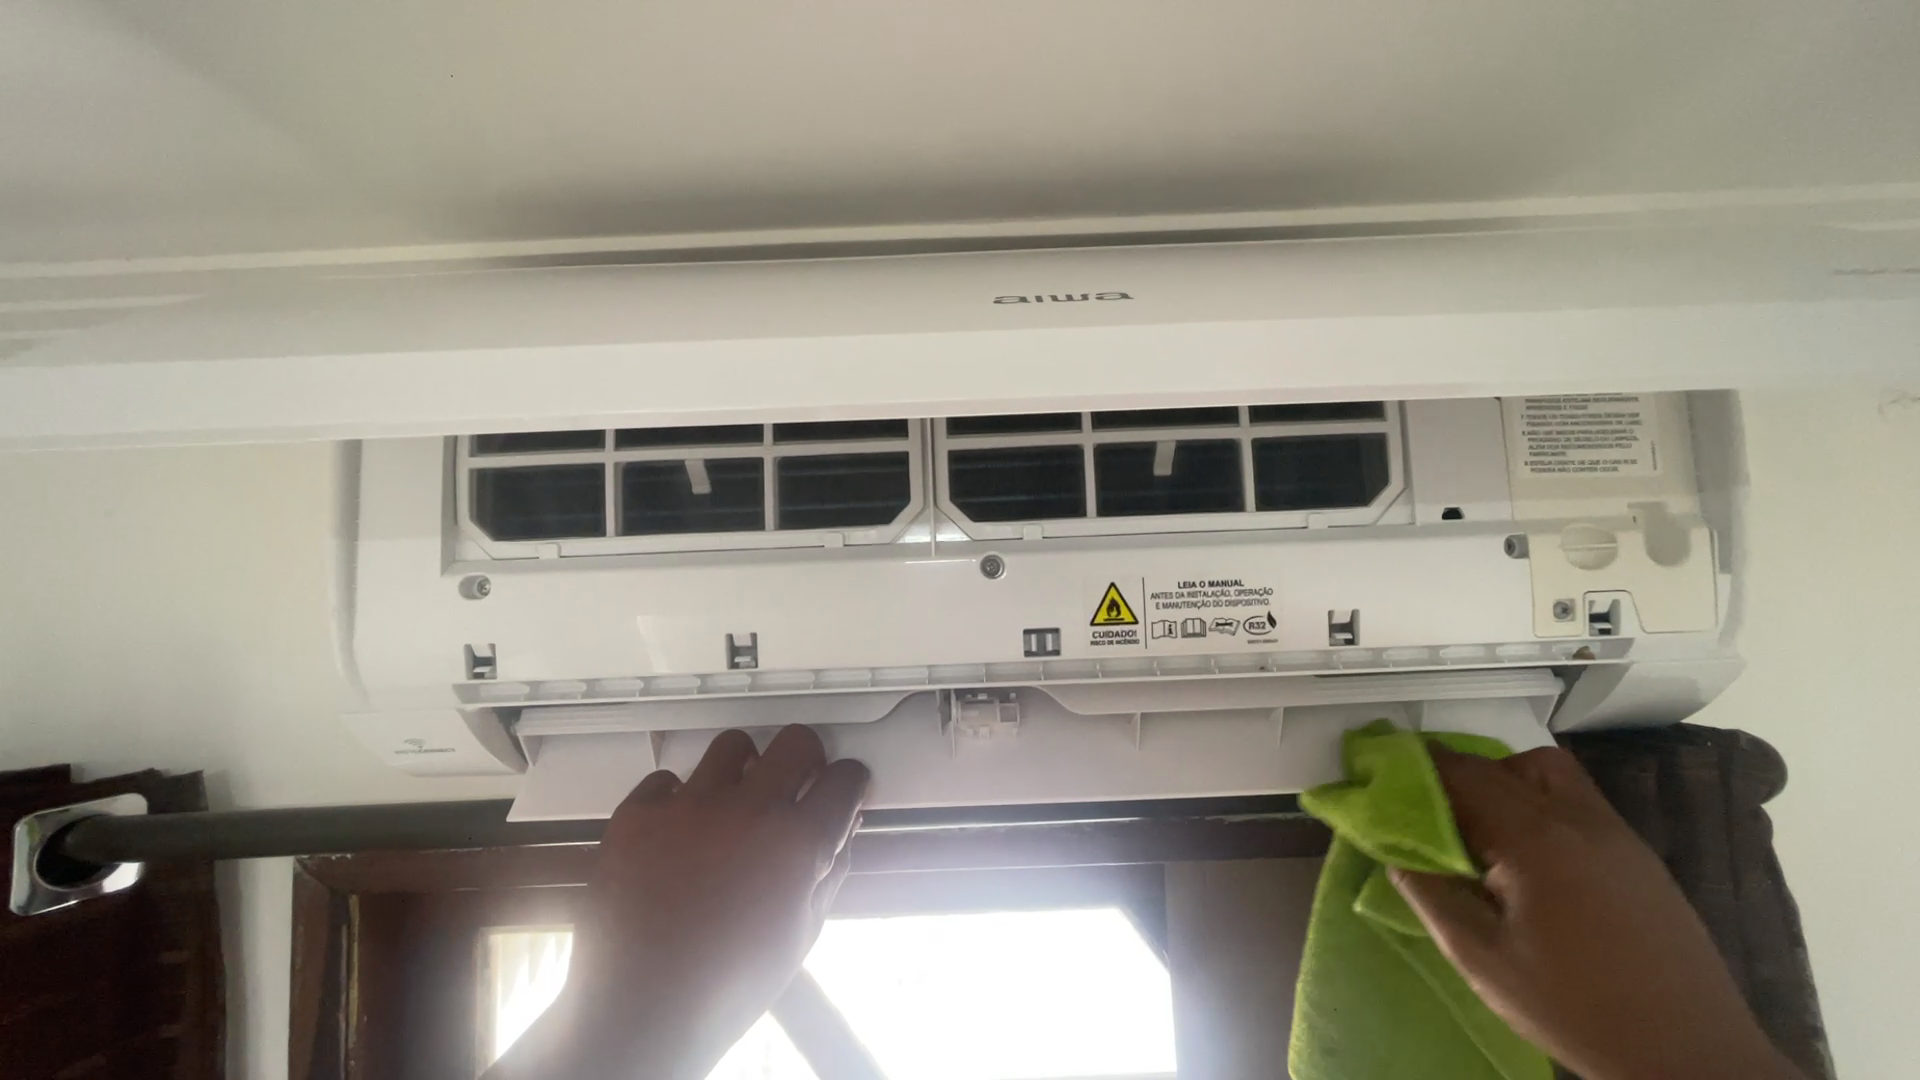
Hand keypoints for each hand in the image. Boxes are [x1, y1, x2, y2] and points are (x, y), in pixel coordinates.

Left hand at [485, 725, 868, 1079]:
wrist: (640, 1013)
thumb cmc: (726, 985)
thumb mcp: (802, 933)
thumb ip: (831, 871)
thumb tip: (841, 830)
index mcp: (796, 843)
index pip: (846, 778)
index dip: (851, 784)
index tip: (844, 789)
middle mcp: (747, 811)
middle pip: (798, 741)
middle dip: (808, 759)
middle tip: (798, 784)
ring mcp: (688, 807)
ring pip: (733, 745)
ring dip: (744, 768)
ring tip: (735, 803)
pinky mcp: (637, 815)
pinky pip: (667, 779)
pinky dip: (679, 798)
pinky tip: (680, 829)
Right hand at [1391, 745, 1805, 1079]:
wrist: (1695, 1061)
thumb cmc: (1575, 1008)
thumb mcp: (1481, 958)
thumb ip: (1429, 893)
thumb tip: (1395, 849)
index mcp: (1535, 840)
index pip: (1463, 775)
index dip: (1418, 767)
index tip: (1384, 772)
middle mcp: (1578, 821)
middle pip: (1500, 766)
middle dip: (1452, 773)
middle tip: (1420, 804)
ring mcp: (1616, 835)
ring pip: (1546, 770)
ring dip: (1502, 778)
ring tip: (1479, 824)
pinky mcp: (1638, 856)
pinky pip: (1576, 798)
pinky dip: (1537, 799)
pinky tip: (1527, 850)